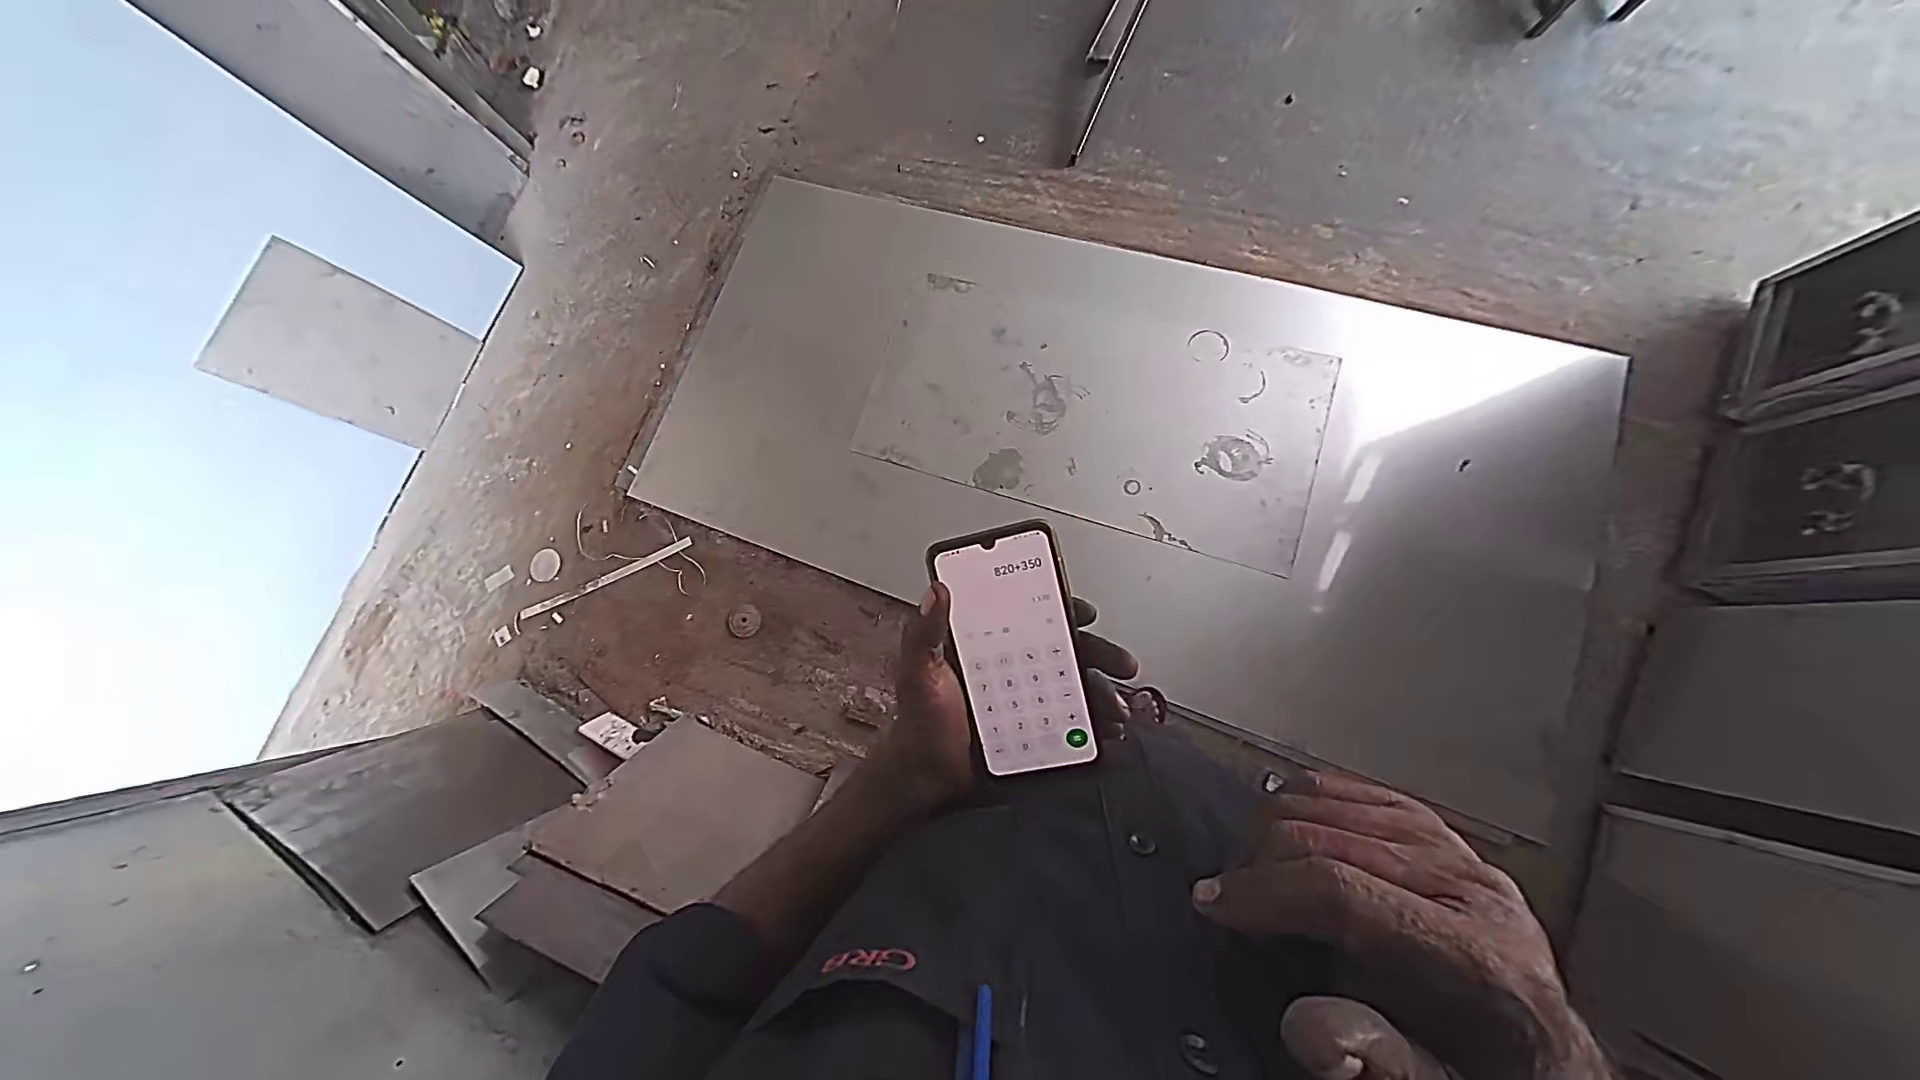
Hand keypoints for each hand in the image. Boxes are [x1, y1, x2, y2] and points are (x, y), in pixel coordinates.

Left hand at [877, 583, 1139, 811]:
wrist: (928, 780)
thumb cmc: (919, 724)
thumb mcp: (917, 675)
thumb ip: (924, 635)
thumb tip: (937, 592)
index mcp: (984, 645)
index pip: (1027, 614)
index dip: (1059, 606)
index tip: (1083, 610)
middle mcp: (1009, 666)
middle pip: (1062, 648)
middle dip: (1098, 652)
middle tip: (1122, 663)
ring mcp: (1025, 698)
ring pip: (1073, 685)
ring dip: (1101, 692)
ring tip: (1116, 709)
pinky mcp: (1035, 729)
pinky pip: (1072, 721)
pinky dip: (1094, 725)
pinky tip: (1108, 733)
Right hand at [1191, 772, 1611, 1079]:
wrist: (1530, 1045)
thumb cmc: (1472, 1065)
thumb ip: (1377, 1058)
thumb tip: (1304, 1027)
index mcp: (1476, 957)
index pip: (1343, 893)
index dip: (1266, 893)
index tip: (1212, 905)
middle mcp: (1465, 885)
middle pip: (1319, 838)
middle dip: (1256, 866)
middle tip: (1232, 904)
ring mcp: (1445, 843)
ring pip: (1317, 801)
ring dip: (1267, 834)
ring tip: (1257, 877)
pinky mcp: (1426, 823)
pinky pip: (1336, 787)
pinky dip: (1293, 803)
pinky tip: (1283, 838)